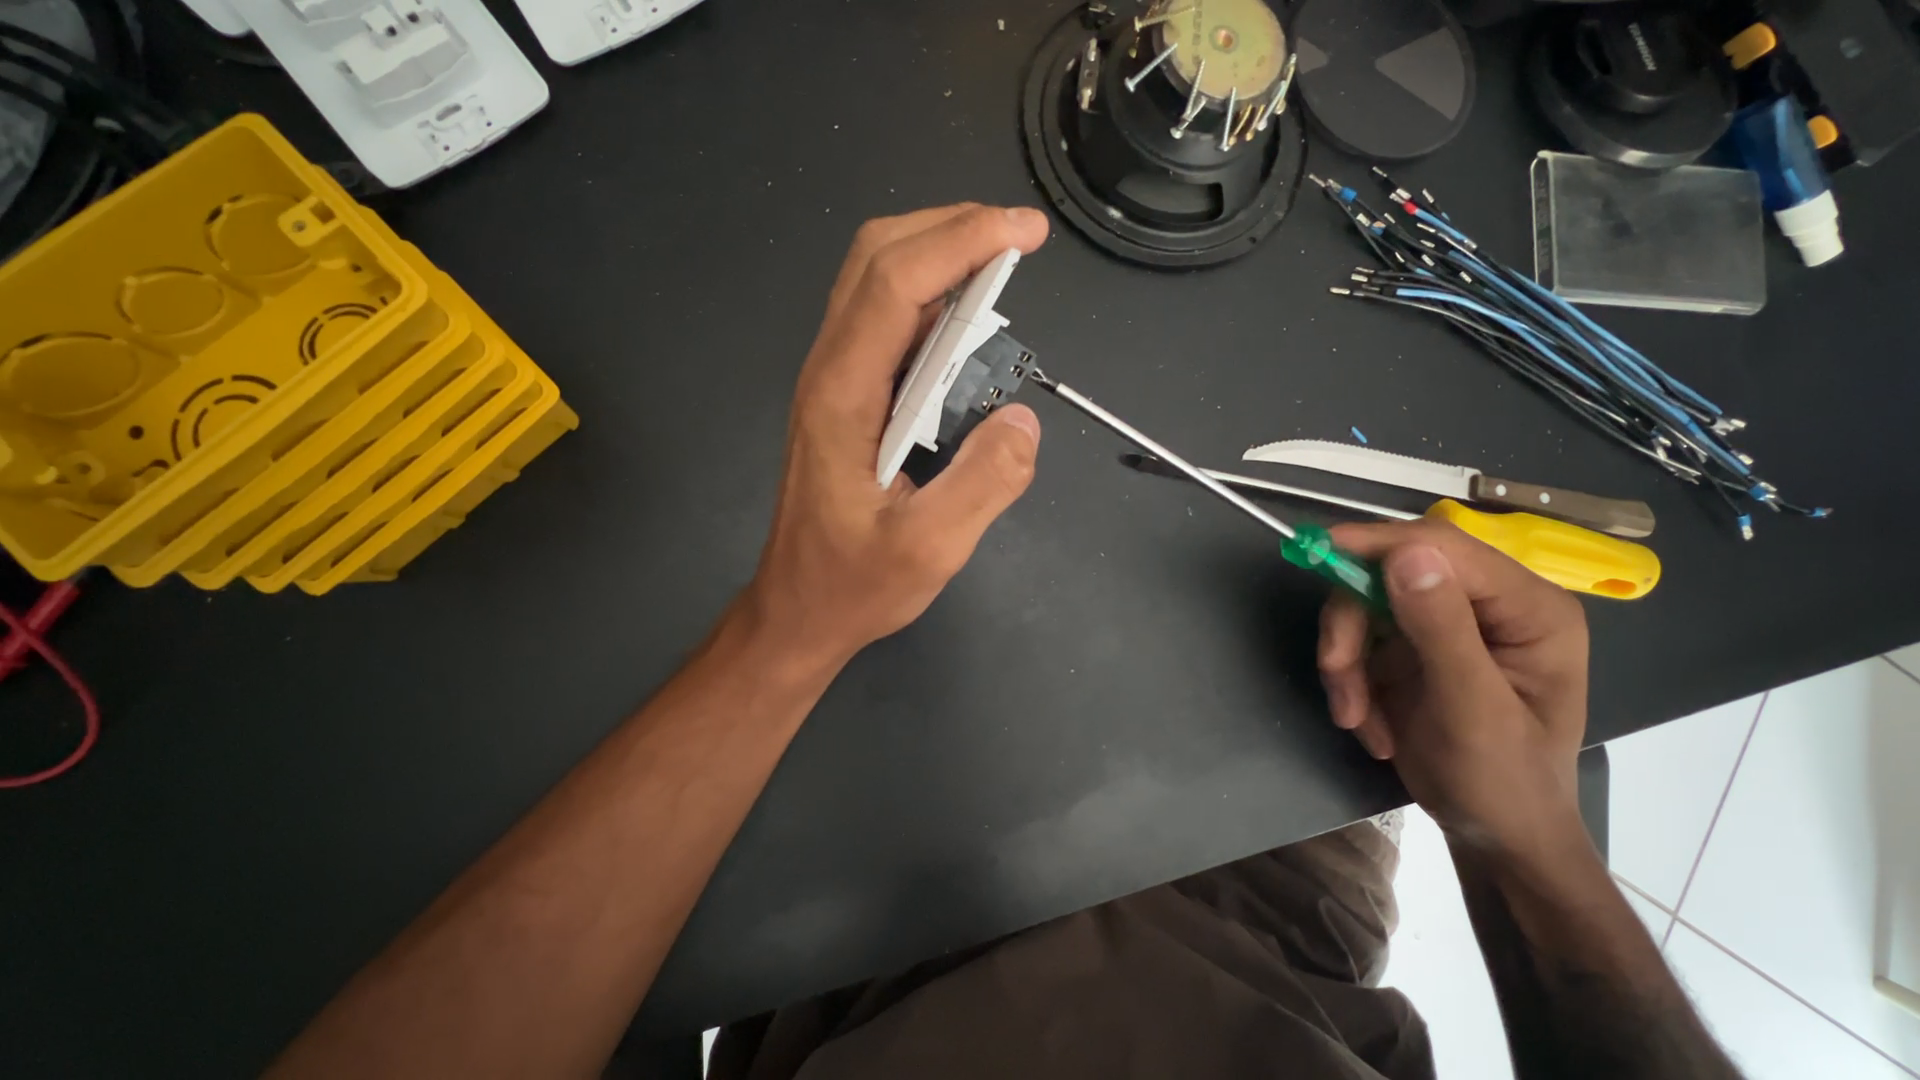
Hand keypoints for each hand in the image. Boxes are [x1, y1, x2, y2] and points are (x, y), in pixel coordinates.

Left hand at [740, 204, 1050, 670]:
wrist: (797, 608)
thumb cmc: (852, 584)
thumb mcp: (928, 550)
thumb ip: (982, 485)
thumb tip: (1024, 422)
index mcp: (843, 395)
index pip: (897, 286)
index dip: (961, 242)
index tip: (1024, 232)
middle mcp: (830, 371)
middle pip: (875, 258)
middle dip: (948, 226)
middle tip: (1017, 236)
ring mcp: (833, 379)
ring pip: (873, 279)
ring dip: (935, 250)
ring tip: (1000, 259)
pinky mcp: (844, 395)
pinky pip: (882, 317)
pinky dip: (928, 292)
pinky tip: (967, 313)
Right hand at [1317, 521, 1590, 859]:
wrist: (1494, 838)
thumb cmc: (1503, 783)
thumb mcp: (1472, 710)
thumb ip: (1442, 629)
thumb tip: (1406, 553)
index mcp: (1527, 606)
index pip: (1444, 548)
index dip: (1379, 545)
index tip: (1318, 552)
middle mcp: (1486, 604)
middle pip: (1391, 574)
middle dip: (1354, 627)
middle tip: (1336, 674)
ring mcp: (1445, 625)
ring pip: (1364, 607)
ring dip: (1347, 664)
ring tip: (1356, 717)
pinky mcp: (1411, 648)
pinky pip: (1357, 641)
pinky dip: (1349, 681)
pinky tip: (1368, 724)